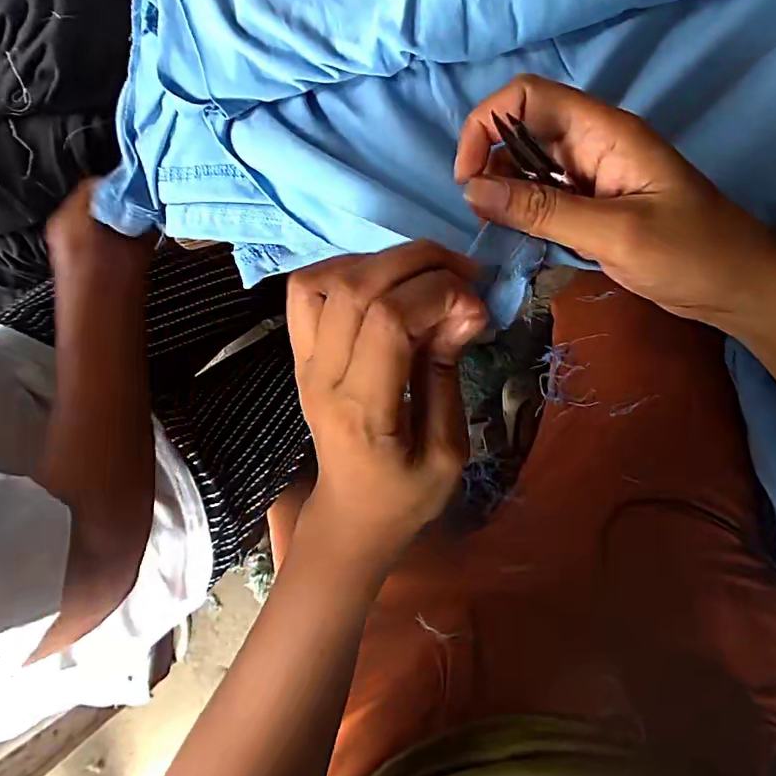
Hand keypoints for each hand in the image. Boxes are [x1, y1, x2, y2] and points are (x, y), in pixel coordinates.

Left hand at [46, 179, 156, 280]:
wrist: (98, 324)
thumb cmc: (111, 287)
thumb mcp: (136, 244)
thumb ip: (142, 217)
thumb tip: (153, 202)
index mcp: (70, 216)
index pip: (96, 183)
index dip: (123, 181)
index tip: (142, 184)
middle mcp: (62, 226)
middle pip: (96, 199)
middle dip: (122, 199)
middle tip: (146, 202)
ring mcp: (65, 242)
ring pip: (96, 216)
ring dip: (119, 216)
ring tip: (142, 222)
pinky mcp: (74, 257)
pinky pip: (93, 232)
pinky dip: (112, 232)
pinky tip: (131, 241)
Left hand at [287, 243, 488, 561]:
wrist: (350, 515)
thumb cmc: (405, 496)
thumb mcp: (449, 453)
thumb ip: (449, 374)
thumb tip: (464, 307)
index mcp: (362, 410)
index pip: (386, 319)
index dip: (437, 293)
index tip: (476, 305)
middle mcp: (322, 376)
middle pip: (355, 287)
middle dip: (417, 262)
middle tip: (462, 270)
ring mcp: (303, 360)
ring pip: (325, 279)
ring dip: (381, 260)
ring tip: (425, 272)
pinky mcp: (299, 352)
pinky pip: (307, 289)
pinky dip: (346, 267)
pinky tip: (385, 279)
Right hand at [453, 74, 775, 322]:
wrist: (741, 287)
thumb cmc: (691, 254)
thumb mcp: (614, 233)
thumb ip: (542, 210)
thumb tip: (471, 190)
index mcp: (604, 131)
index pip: (527, 96)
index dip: (486, 124)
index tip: (469, 177)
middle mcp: (591, 142)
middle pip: (520, 127)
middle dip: (489, 161)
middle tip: (482, 212)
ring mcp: (590, 172)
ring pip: (526, 162)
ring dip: (502, 187)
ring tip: (496, 226)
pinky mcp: (590, 201)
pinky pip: (541, 192)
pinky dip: (521, 208)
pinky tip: (518, 233)